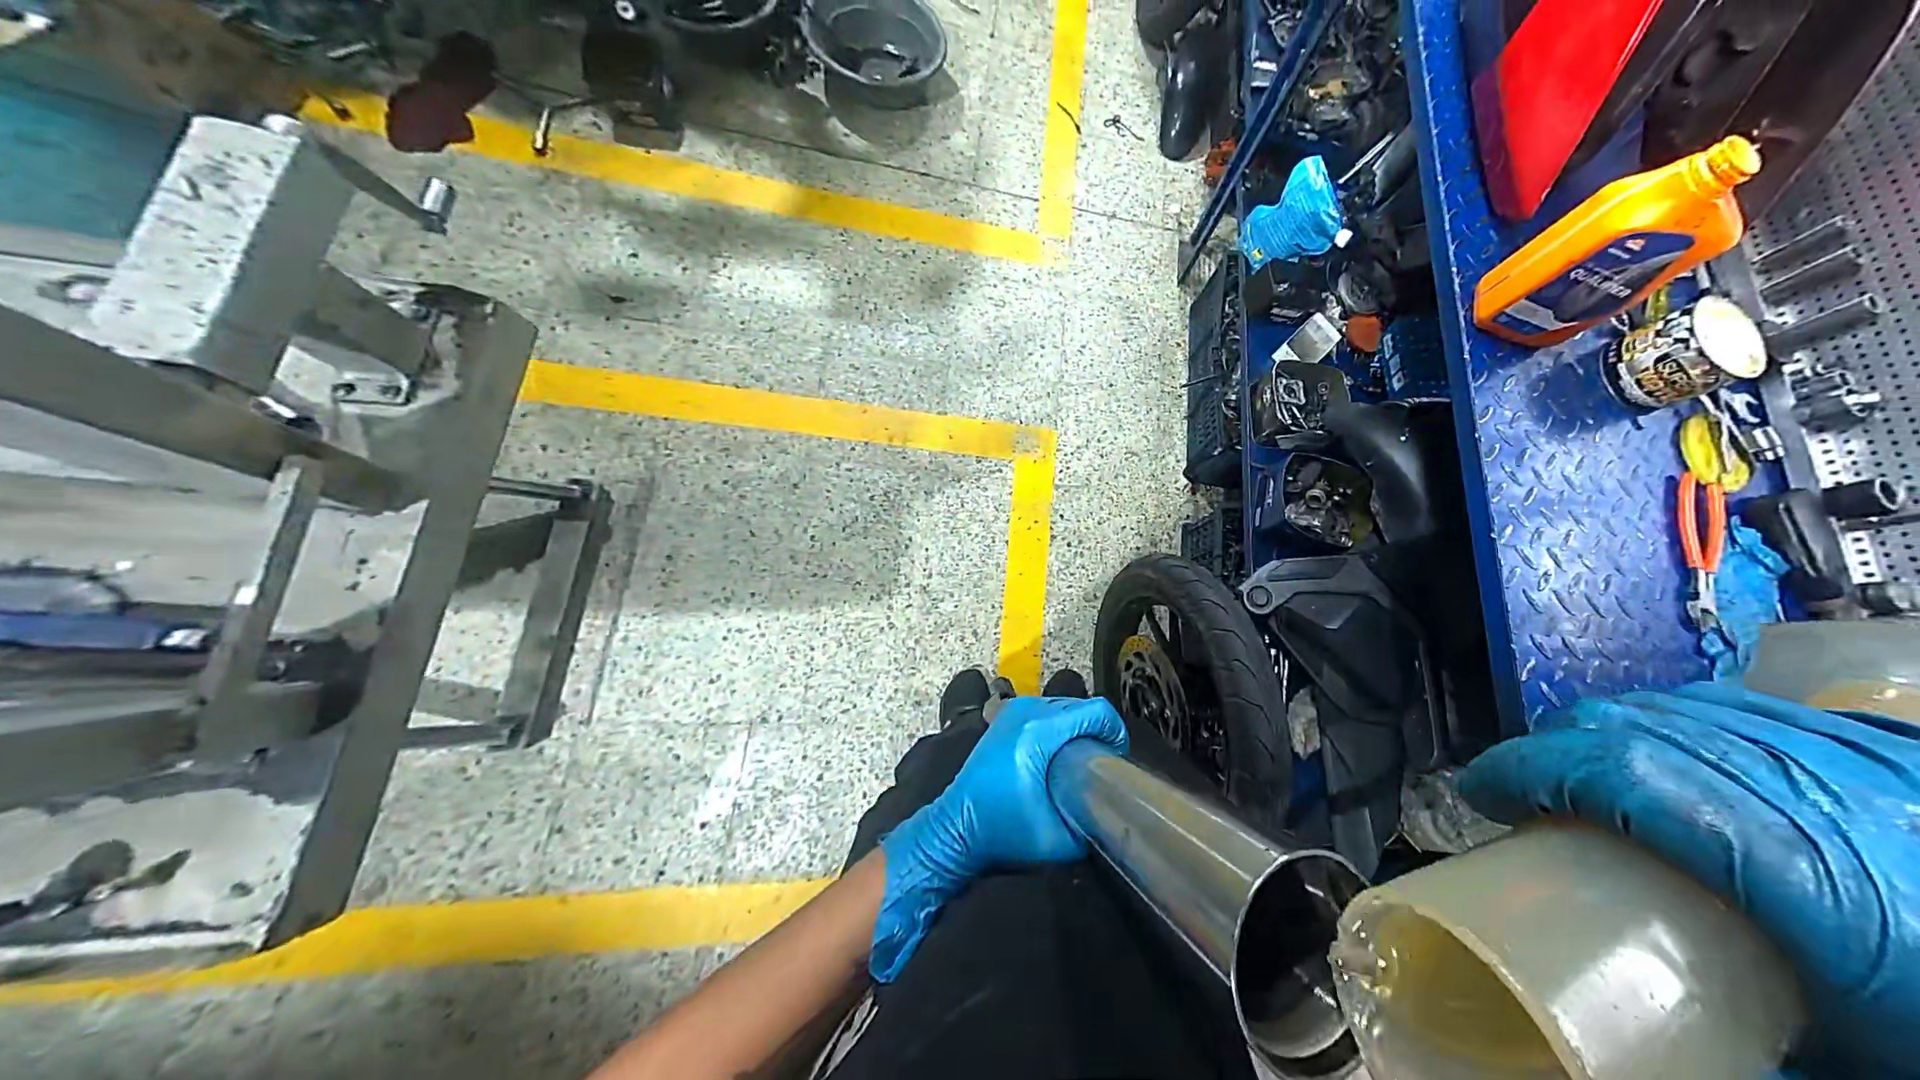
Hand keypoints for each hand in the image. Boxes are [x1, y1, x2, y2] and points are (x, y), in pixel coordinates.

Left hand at [871, 696, 1128, 981]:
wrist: (957, 826)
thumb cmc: (1003, 830)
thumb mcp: (1061, 837)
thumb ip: (1094, 818)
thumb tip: (1114, 804)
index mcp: (1040, 730)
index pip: (1096, 711)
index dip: (1115, 734)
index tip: (1115, 761)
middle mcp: (1025, 711)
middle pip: (1081, 706)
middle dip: (1096, 733)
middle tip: (1099, 766)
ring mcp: (1011, 711)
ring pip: (1062, 707)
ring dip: (1076, 730)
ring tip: (1077, 763)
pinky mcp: (1003, 718)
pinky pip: (1044, 712)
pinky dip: (1057, 727)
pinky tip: (1055, 756)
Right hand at [1459, 682, 1919, 1077]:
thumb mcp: (1842, 1068)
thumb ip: (1715, 1046)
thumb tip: (1595, 1052)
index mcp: (1806, 872)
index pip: (1622, 770)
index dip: (1530, 767)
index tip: (1481, 791)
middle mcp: (1829, 794)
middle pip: (1644, 725)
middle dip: (1554, 744)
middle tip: (1519, 788)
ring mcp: (1873, 764)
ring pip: (1694, 704)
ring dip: (1609, 728)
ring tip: (1580, 770)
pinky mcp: (1901, 757)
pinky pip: (1756, 708)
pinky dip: (1680, 717)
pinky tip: (1669, 746)